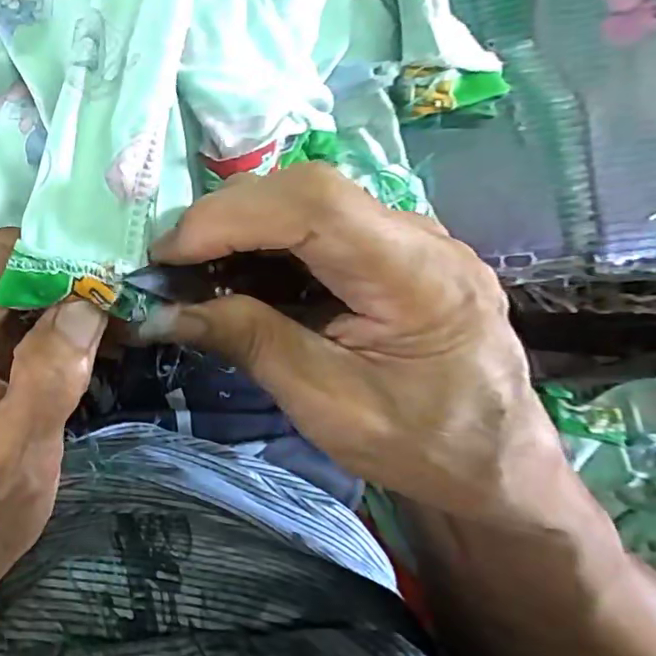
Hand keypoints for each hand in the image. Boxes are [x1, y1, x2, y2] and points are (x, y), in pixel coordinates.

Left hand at [0, 229, 106, 629]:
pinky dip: (71, 319)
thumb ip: (46, 377)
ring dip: (74, 293)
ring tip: (128, 301)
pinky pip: (35, 320)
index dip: (49, 253)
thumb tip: (84, 302)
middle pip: (11, 272)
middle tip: (129, 281)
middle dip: (68, 270)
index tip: (109, 259)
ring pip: (27, 292)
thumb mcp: (17, 451)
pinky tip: (111, 328)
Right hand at [144, 164, 569, 526]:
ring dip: (231, 224)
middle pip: (302, 189)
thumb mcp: (326, 403)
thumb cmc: (422, 445)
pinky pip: (305, 220)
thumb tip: (159, 312)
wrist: (496, 466)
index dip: (228, 217)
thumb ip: (248, 341)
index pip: (314, 207)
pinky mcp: (381, 247)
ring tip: (189, 268)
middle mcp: (416, 238)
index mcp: (418, 278)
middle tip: (168, 265)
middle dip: (220, 217)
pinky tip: (229, 270)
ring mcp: (401, 236)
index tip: (166, 257)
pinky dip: (252, 238)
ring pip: (298, 195)